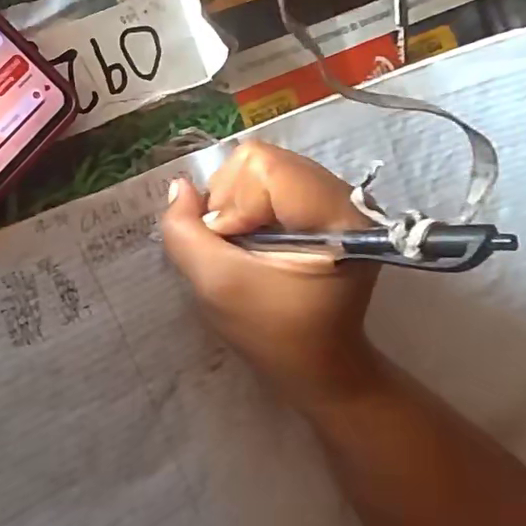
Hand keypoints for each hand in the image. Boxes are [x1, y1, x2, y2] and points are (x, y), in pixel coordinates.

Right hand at [161, 142, 382, 409]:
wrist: (319, 365)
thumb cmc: (273, 333)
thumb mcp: (215, 285)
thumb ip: (185, 231)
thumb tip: (180, 187)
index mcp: (335, 213)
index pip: (262, 166)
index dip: (231, 201)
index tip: (231, 247)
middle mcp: (344, 195)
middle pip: (261, 161)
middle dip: (231, 201)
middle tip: (233, 246)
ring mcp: (335, 198)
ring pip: (263, 168)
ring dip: (237, 204)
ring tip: (244, 244)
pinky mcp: (323, 205)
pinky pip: (271, 181)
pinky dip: (249, 206)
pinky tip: (255, 239)